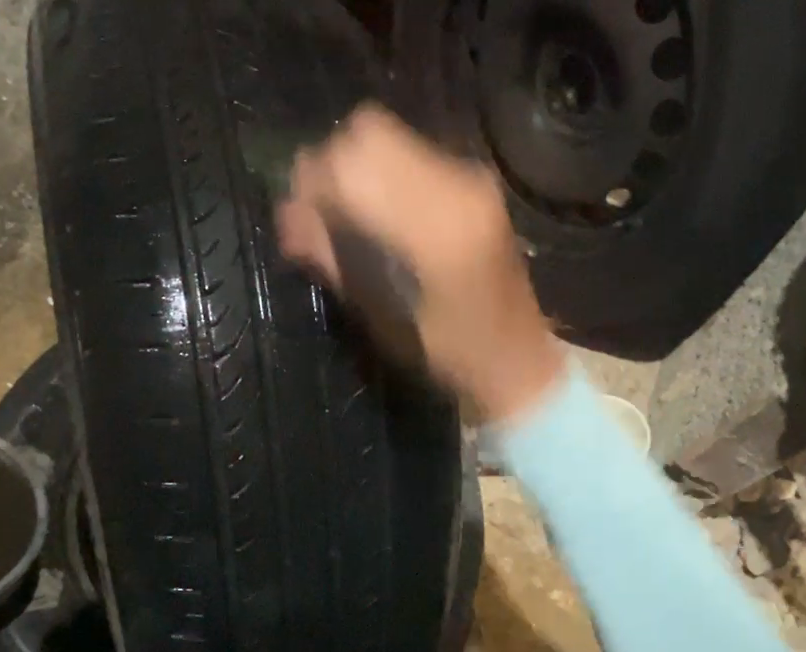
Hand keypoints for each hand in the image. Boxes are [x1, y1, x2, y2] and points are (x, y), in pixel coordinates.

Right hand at [275, 105, 564, 423]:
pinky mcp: (475, 181)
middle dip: (332, 165)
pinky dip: (382, 173)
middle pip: (368, 134)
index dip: (312, 182)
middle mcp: (457, 185)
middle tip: (319, 211)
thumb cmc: (449, 356)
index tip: (297, 216)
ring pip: (389, 138)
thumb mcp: (383, 318)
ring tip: (346, 213)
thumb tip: (286, 217)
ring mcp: (470, 178)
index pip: (351, 166)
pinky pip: (411, 153)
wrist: (519, 362)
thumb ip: (333, 259)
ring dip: (357, 167)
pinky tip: (378, 214)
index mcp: (435, 226)